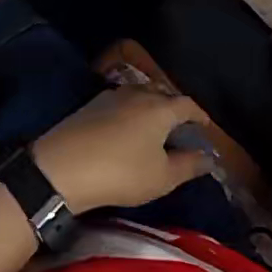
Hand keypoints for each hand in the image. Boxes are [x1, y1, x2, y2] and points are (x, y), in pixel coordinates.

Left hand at [31, 87, 214, 213]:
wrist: (62, 167)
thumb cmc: (121, 172)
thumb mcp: (162, 177)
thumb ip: (189, 165)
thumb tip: (209, 157)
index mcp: (161, 107)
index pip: (188, 105)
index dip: (200, 116)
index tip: (205, 127)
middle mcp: (138, 93)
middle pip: (163, 95)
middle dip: (175, 108)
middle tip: (180, 127)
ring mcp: (111, 96)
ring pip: (140, 96)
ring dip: (150, 108)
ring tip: (153, 128)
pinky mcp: (90, 105)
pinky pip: (120, 103)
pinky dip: (130, 112)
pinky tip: (125, 129)